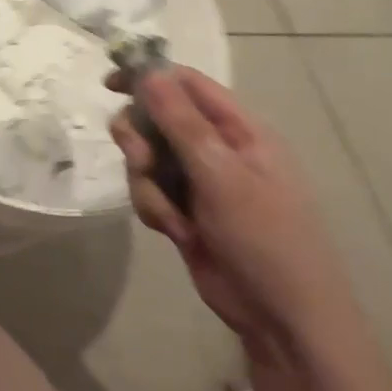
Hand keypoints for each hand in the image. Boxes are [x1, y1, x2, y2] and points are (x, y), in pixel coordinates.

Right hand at [106, 67, 358, 346]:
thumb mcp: (222, 176)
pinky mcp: (184, 208)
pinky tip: (175, 232)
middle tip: (140, 160)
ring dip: (146, 183)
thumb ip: (182, 122)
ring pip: (145, 157)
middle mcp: (219, 148)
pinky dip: (153, 207)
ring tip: (170, 215)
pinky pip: (148, 190)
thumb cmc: (265, 239)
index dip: (147, 77)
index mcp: (242, 132)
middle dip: (139, 140)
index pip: (186, 83)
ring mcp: (200, 180)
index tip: (109, 85)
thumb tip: (149, 72)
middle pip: (156, 118)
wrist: (282, 318)